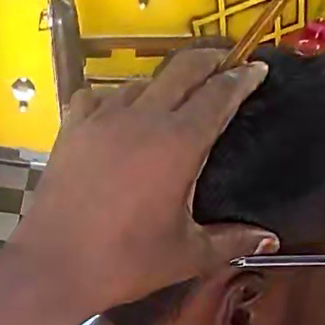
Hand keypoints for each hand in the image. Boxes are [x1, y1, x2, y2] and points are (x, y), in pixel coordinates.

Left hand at [10, 49, 277, 313]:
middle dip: (209, 59)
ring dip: (162, 82)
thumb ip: (231, 240)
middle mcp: (141, 118)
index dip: (242, 77)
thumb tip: (269, 238)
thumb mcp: (186, 254)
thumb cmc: (124, 262)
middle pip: (182, 68)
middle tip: (225, 63)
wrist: (54, 265)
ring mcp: (100, 121)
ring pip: (139, 82)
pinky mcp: (71, 131)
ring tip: (173, 96)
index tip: (256, 68)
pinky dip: (113, 98)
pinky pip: (96, 98)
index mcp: (178, 142)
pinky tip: (117, 115)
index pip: (219, 93)